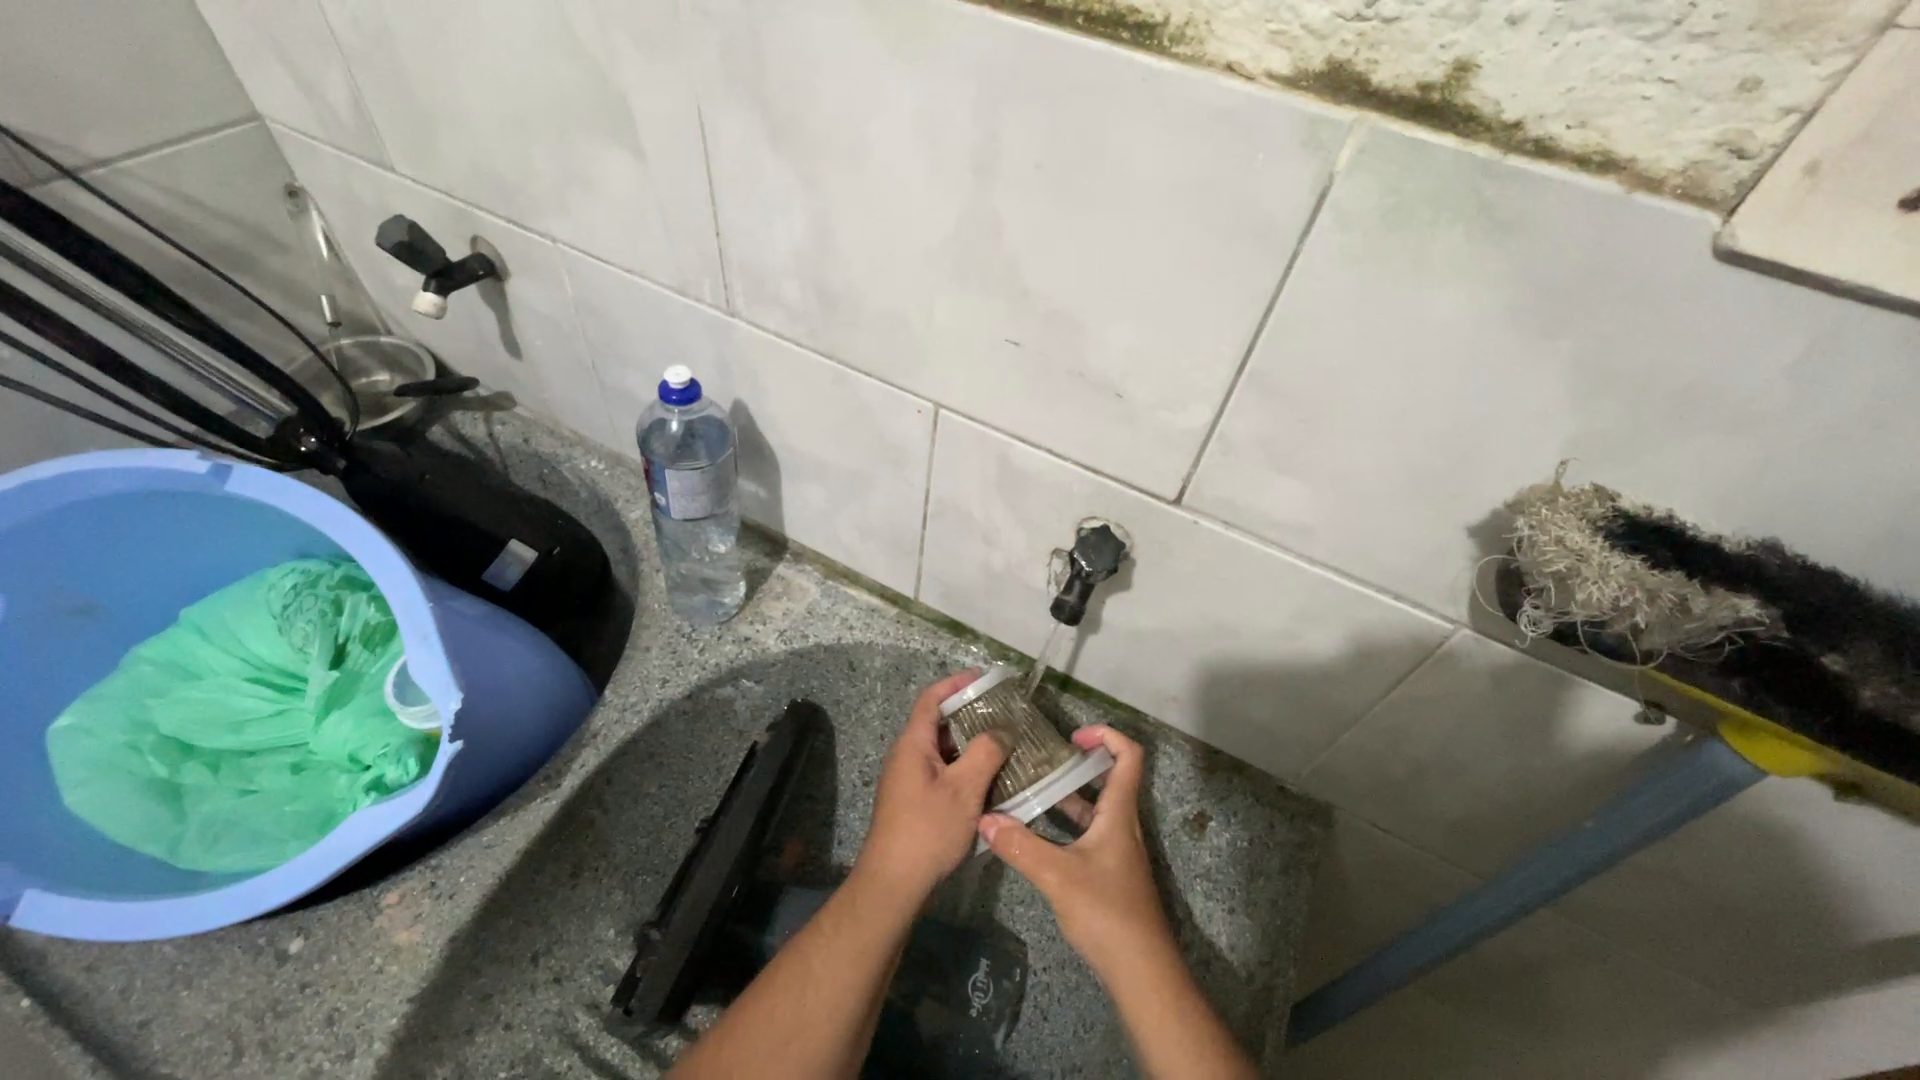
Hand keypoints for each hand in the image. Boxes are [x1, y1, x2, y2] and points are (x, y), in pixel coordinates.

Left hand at [853, 669, 1010, 905]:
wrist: (894, 883)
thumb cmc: (928, 829)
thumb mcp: (964, 788)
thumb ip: (985, 753)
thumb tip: (1002, 729)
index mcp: (912, 744)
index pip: (932, 699)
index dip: (956, 683)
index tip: (986, 678)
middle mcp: (907, 756)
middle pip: (939, 724)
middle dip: (972, 715)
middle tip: (1006, 715)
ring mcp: (909, 780)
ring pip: (944, 751)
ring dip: (973, 746)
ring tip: (1007, 745)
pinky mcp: (916, 801)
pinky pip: (943, 773)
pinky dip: (966, 769)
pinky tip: (992, 780)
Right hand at [977, 725, 1171, 976]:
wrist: (1140, 969)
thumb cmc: (1107, 912)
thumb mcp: (1057, 875)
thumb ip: (1020, 846)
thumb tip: (985, 819)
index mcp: (1119, 814)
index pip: (1129, 757)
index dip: (1107, 736)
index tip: (1072, 735)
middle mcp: (1122, 826)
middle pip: (1109, 780)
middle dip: (1077, 764)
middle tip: (1040, 760)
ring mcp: (1117, 851)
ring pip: (1094, 810)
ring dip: (1067, 796)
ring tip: (1029, 790)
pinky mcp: (1109, 874)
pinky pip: (1087, 835)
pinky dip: (1064, 826)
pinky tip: (1035, 835)